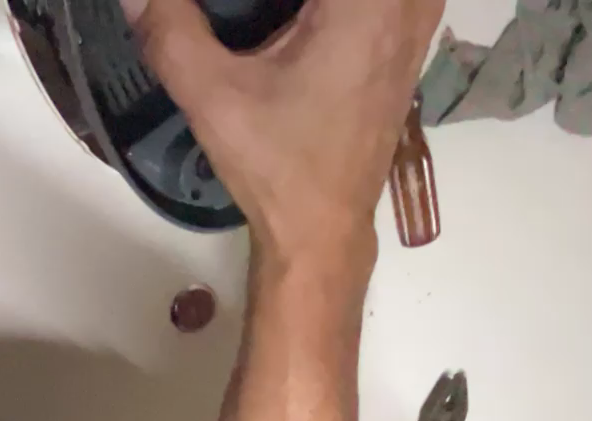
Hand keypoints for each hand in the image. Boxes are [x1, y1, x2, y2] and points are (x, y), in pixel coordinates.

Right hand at [125, 0, 442, 263]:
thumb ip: (173, 36)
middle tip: (233, 16)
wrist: (321, 228)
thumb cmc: (276, 166)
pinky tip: (288, 28)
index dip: (247, 0)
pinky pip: (377, 0)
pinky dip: (319, 11)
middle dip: (268, 3)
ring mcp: (417, 10)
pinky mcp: (409, 34)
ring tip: (259, 22)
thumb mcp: (215, 100)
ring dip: (289, 7)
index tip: (222, 12)